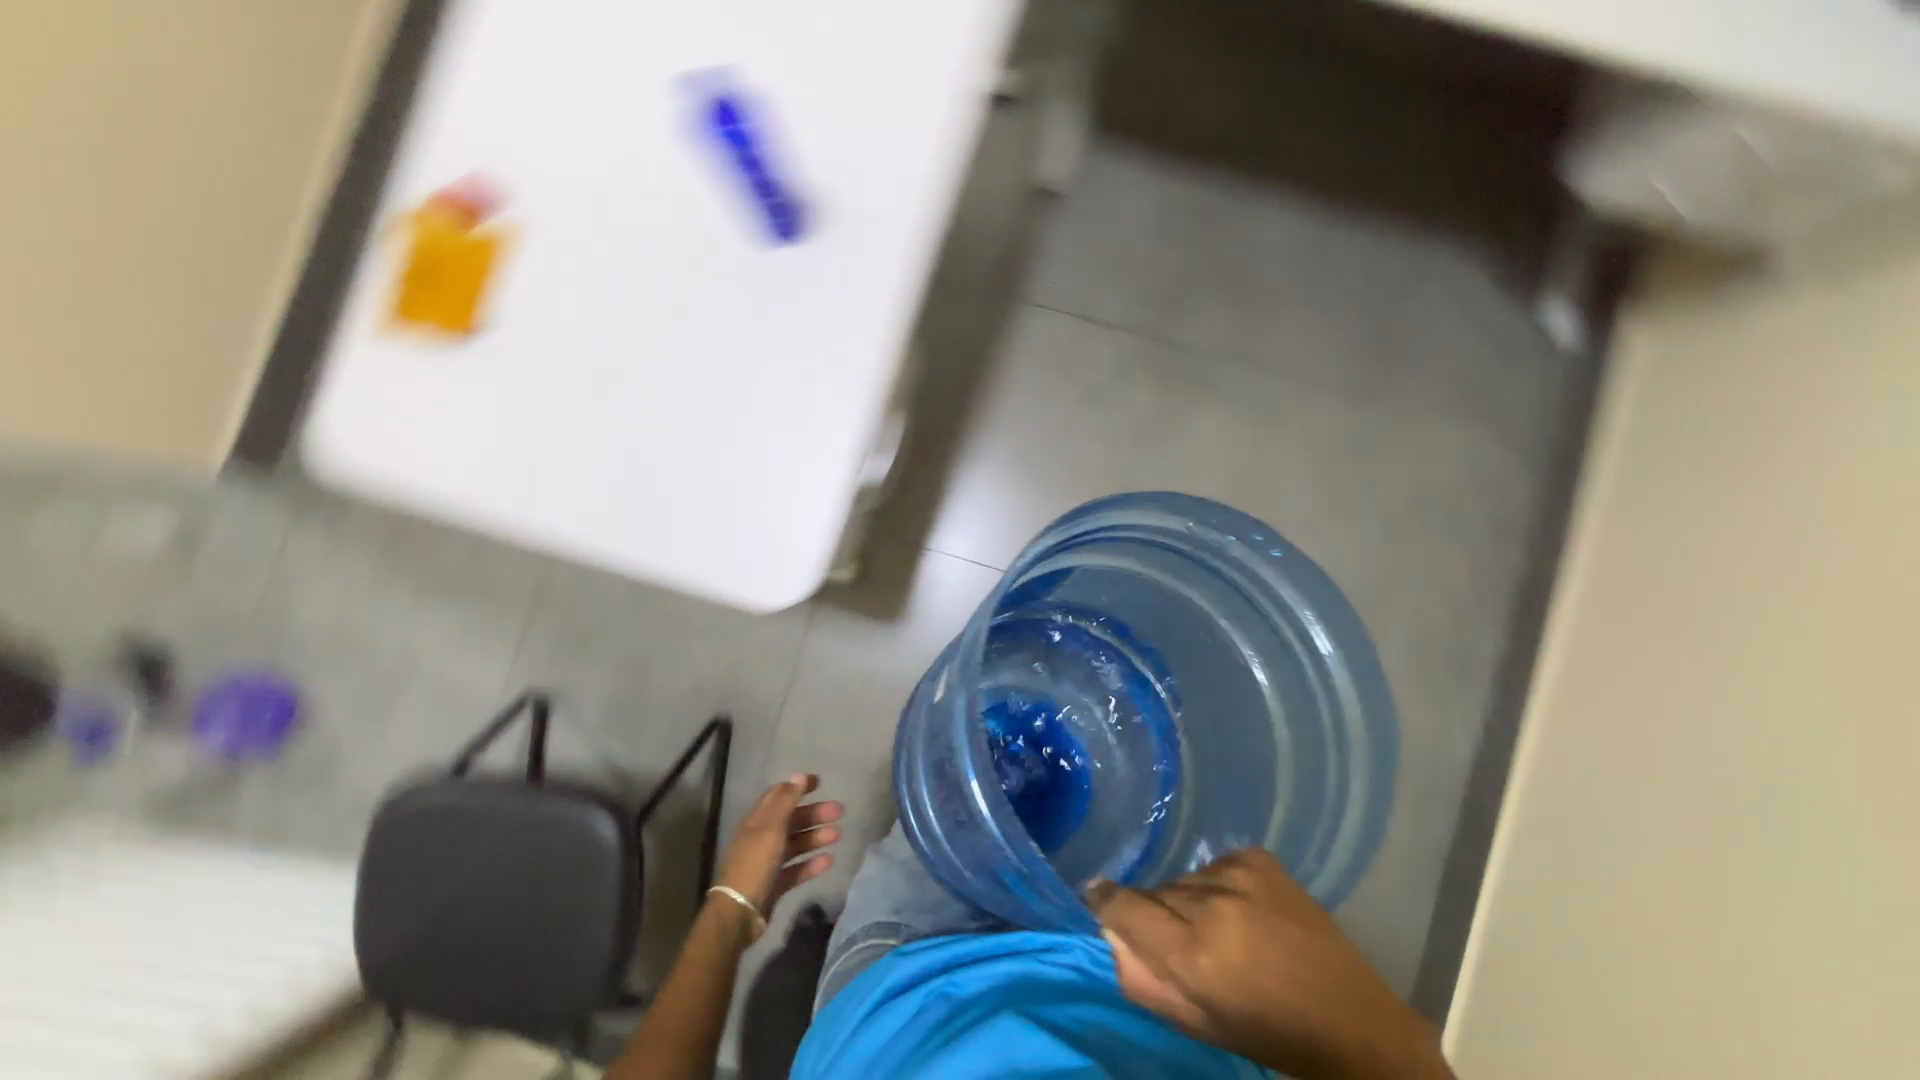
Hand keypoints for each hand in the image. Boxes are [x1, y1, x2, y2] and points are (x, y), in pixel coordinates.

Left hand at [716, 774, 843, 918]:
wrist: (739, 911)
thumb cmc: (755, 863)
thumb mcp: (771, 827)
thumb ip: (786, 801)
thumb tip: (799, 775)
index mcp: (756, 821)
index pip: (778, 796)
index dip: (797, 787)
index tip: (820, 782)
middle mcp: (761, 838)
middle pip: (791, 821)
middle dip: (814, 814)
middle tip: (839, 811)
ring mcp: (767, 862)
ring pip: (795, 844)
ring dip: (816, 837)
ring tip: (838, 834)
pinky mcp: (774, 883)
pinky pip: (796, 868)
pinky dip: (811, 864)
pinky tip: (829, 861)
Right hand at [1087, 849, 1452, 1079]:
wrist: (1348, 1018)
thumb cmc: (1265, 1032)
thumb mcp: (1193, 1023)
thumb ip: (1140, 978)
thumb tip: (1108, 932)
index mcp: (1193, 952)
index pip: (1122, 905)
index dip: (1103, 901)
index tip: (1096, 898)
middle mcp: (1212, 903)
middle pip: (1152, 892)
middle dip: (1154, 914)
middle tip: (1179, 943)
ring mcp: (1240, 874)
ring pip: (1183, 878)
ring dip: (1187, 901)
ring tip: (1217, 931)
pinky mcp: (1261, 860)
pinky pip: (1213, 864)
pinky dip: (1216, 884)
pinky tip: (1241, 911)